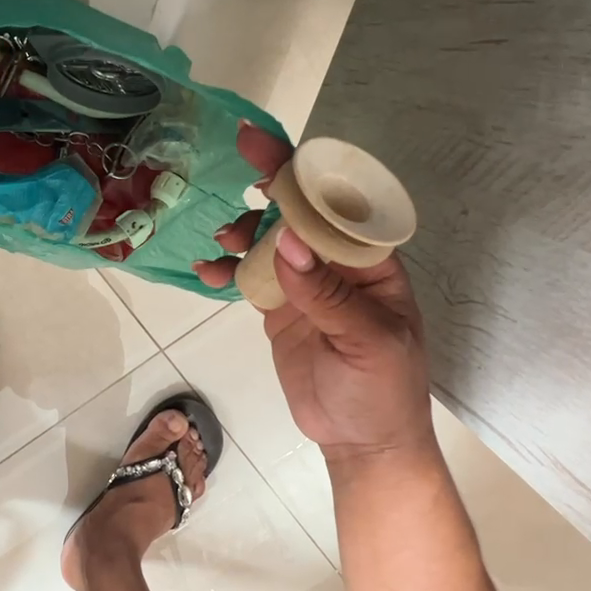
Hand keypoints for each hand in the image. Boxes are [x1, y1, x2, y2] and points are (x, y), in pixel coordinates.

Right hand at [195, 125, 434, 460]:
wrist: (361, 443)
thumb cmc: (383, 391)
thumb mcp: (368, 342)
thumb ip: (328, 294)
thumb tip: (285, 242)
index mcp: (370, 262)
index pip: (339, 206)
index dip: (309, 173)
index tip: (276, 148)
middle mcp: (336, 263)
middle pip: (300, 211)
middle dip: (272, 180)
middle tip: (241, 149)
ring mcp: (305, 283)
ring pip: (269, 238)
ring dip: (244, 228)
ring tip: (222, 237)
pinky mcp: (279, 306)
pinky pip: (248, 276)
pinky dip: (227, 270)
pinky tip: (207, 270)